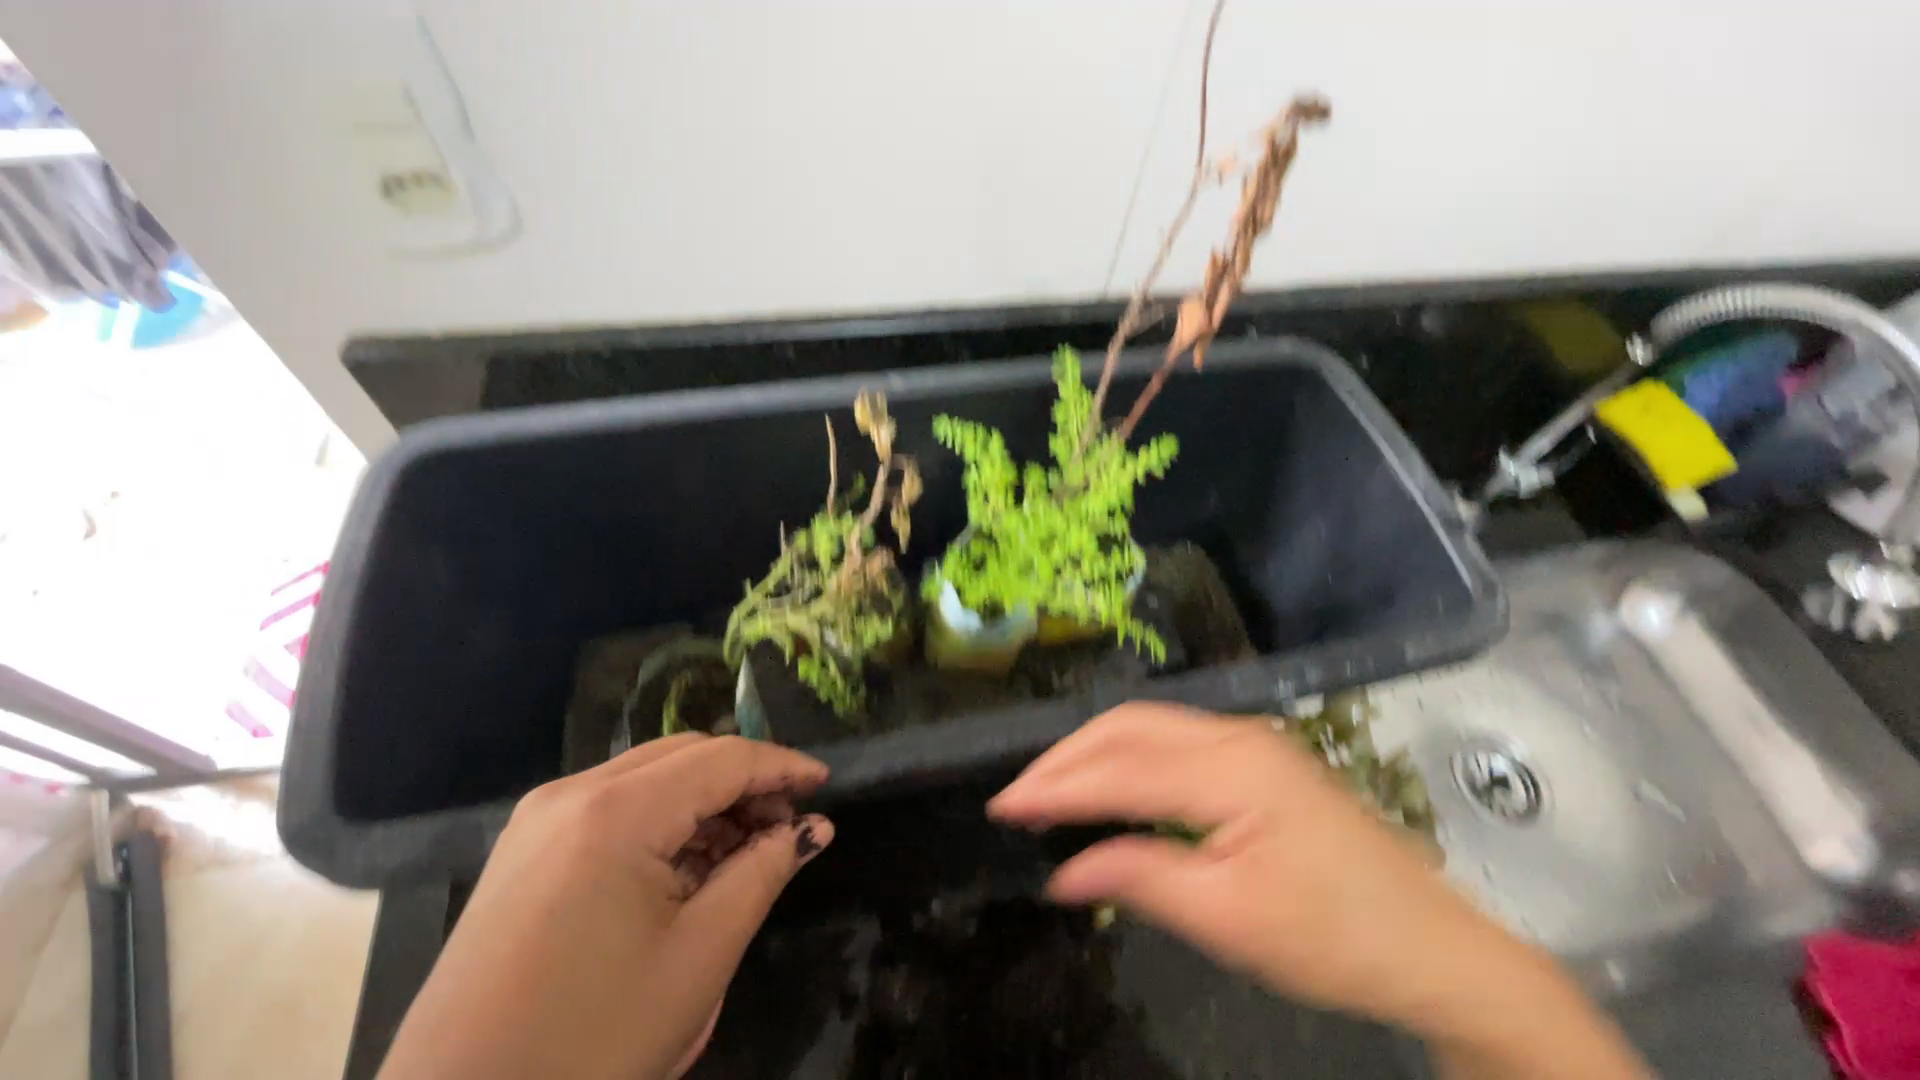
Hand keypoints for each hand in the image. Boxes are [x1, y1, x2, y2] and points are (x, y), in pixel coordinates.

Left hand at [378, 734, 833, 1079]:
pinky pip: (613, 811)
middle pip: (683, 757)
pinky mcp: (524, 852)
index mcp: (615, 812)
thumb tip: (812, 828)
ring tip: (747, 852)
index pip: (721, 759)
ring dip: (705, 802)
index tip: (828, 784)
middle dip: (745, 781)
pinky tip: (689, 868)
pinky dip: (663, 824)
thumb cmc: (591, 1039)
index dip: (781, 765)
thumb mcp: (699, 955)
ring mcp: (539, 821)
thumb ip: (763, 873)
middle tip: (790, 827)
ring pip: (648, 780)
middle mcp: (571, 795)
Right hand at [989, 704, 1647, 1079]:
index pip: (1119, 768)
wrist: (1435, 948)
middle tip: (1015, 797)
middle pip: (1127, 727)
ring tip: (1047, 789)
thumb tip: (1061, 870)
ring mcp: (1251, 741)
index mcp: (1230, 769)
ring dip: (1092, 752)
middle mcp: (1236, 736)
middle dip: (1064, 758)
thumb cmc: (1334, 939)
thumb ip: (1138, 878)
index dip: (1055, 786)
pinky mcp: (1258, 758)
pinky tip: (1106, 784)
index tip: (1001, 806)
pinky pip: (1172, 741)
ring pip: (1148, 727)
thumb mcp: (1229, 919)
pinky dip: (1125, 756)